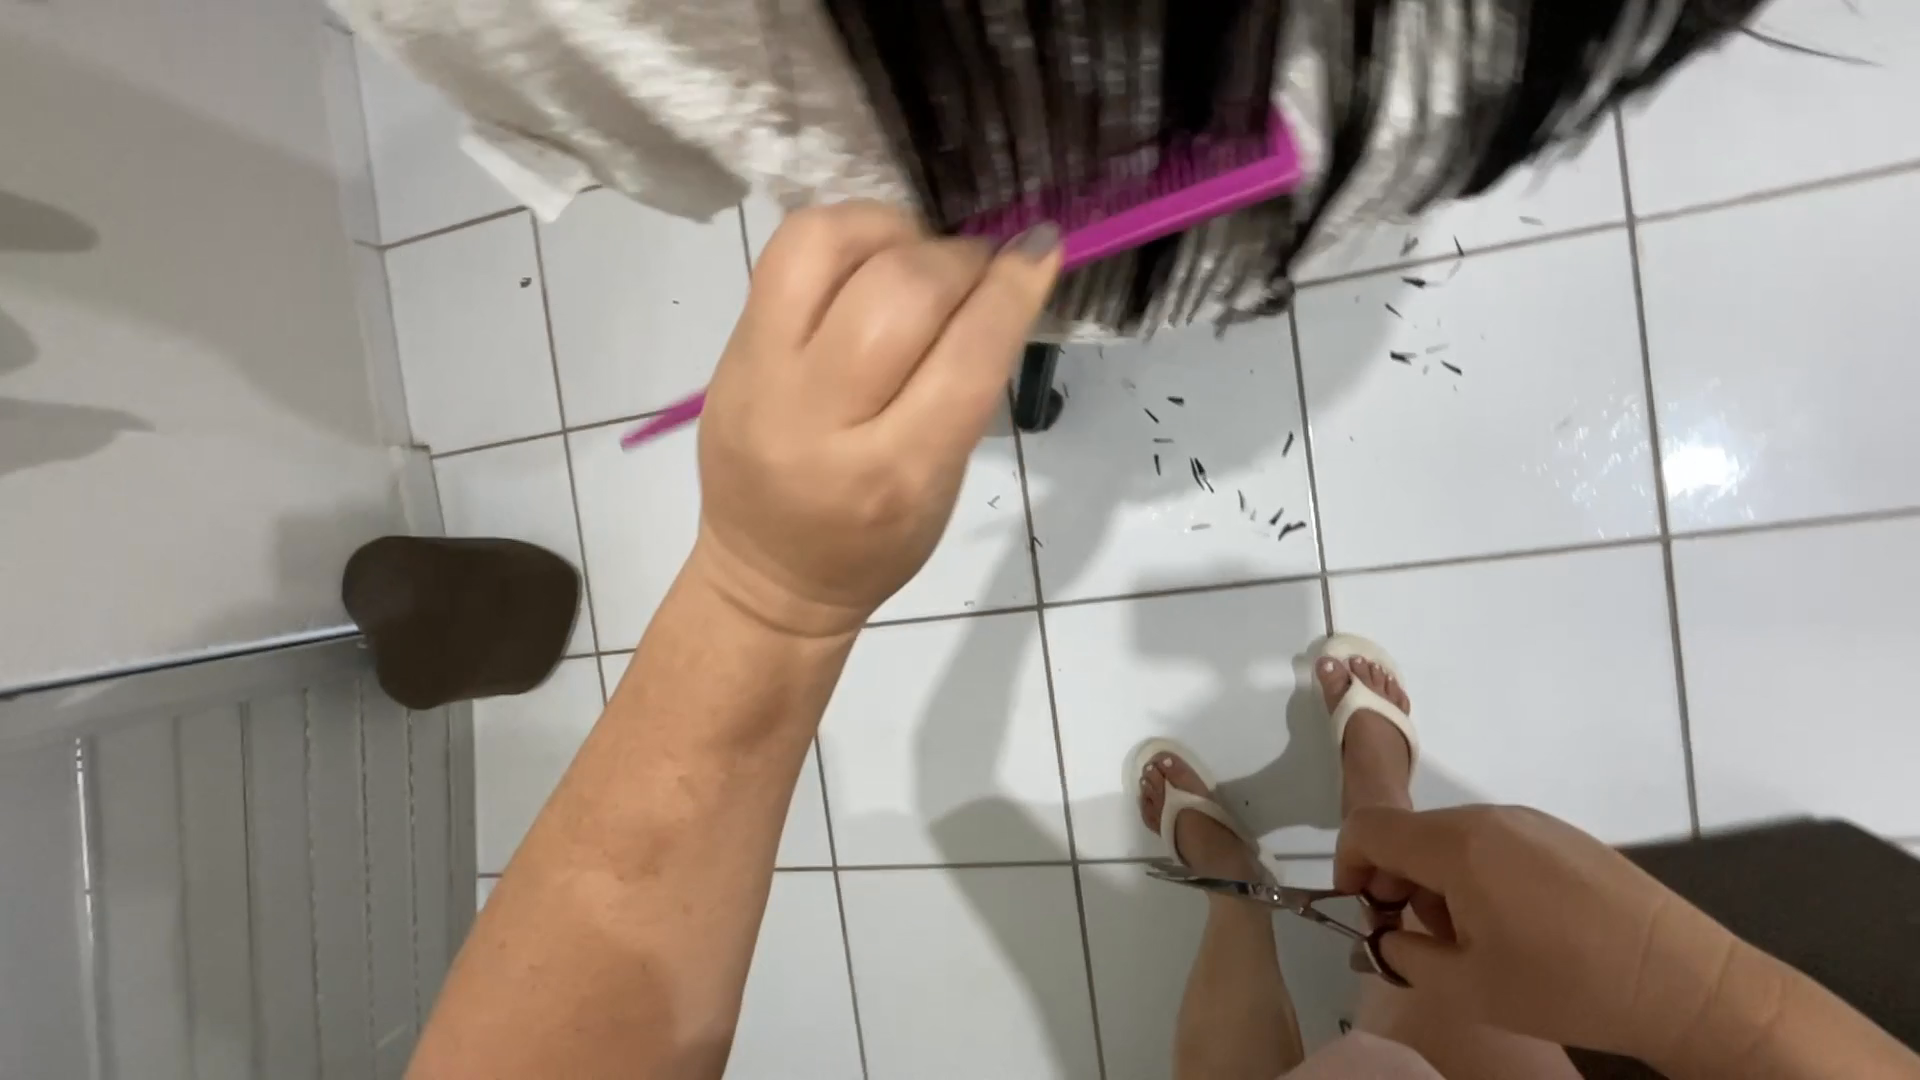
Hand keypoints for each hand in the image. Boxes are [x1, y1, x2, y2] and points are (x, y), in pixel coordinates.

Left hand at [685, 201, 1060, 637]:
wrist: (769, 575)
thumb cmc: (874, 547)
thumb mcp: (940, 487)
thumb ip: (966, 390)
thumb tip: (996, 288)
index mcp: (894, 474)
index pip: (967, 355)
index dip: (1014, 288)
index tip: (1039, 249)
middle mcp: (821, 421)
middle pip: (901, 291)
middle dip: (958, 260)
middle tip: (976, 272)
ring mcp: (761, 379)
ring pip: (827, 247)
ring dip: (893, 230)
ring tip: (915, 256)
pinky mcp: (730, 354)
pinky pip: (784, 255)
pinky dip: (844, 236)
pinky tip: (868, 261)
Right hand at [1336, 805, 1746, 1061]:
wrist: (1698, 989)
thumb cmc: (1573, 988)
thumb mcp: (1470, 989)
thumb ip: (1403, 955)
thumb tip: (1385, 935)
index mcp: (1455, 845)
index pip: (1367, 828)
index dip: (1347, 864)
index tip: (1363, 910)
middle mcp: (1485, 817)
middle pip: (1408, 835)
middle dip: (1397, 882)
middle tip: (1423, 938)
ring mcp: (1527, 820)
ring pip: (1449, 839)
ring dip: (1438, 881)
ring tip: (1477, 938)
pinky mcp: (1561, 834)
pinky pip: (1492, 842)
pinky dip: (1477, 873)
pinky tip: (1520, 923)